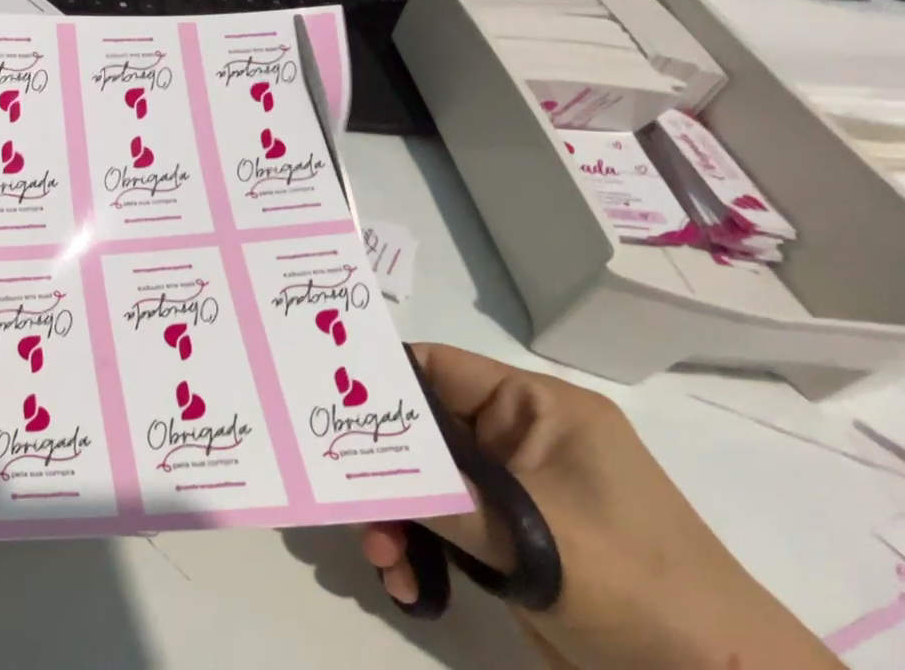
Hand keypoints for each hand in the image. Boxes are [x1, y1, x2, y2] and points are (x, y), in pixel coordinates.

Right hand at [359, 344, 840, 669]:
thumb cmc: (636, 583)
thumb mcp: (527, 530)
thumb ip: (437, 490)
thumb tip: (355, 465)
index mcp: (537, 410)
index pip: (437, 369)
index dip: (376, 380)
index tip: (320, 405)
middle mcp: (519, 440)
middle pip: (420, 433)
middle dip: (379, 472)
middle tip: (349, 506)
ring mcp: (513, 491)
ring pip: (422, 484)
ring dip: (392, 520)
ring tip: (382, 561)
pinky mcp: (507, 539)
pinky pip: (439, 526)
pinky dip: (415, 551)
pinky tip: (408, 587)